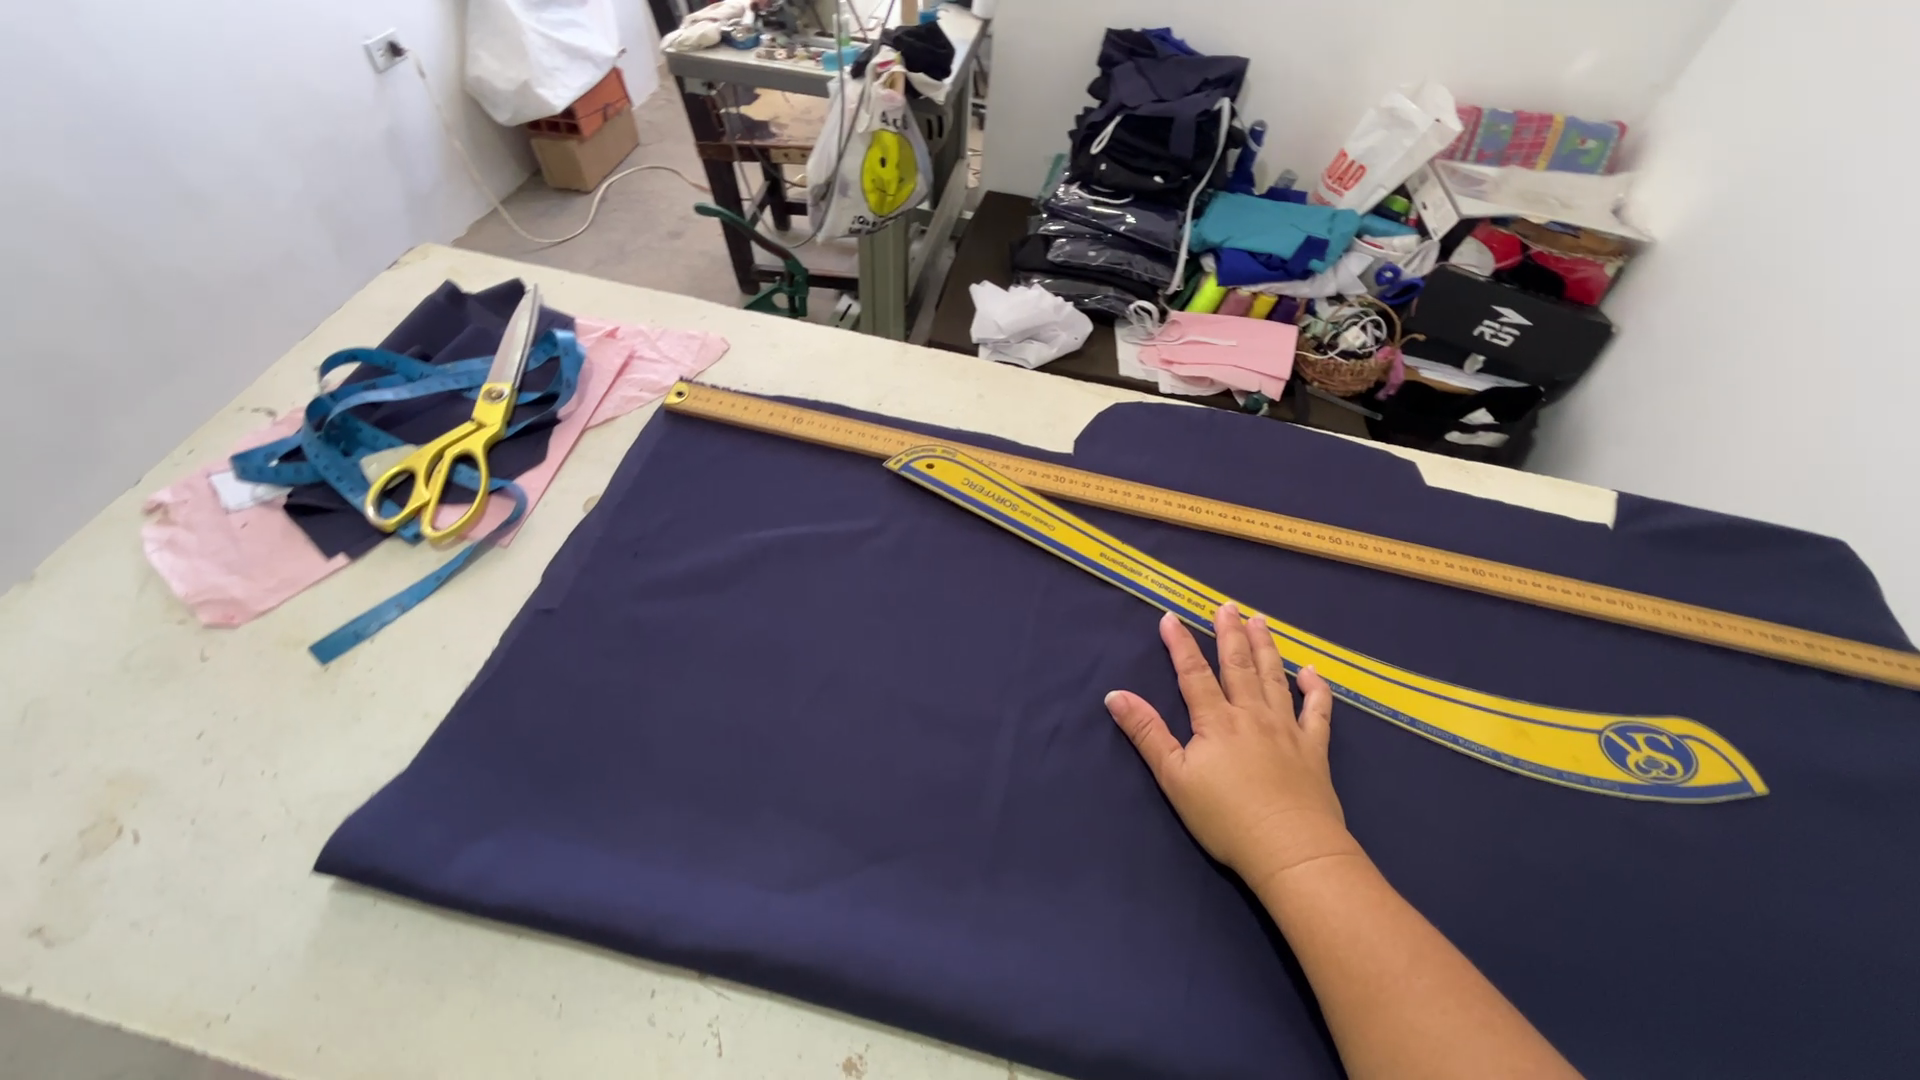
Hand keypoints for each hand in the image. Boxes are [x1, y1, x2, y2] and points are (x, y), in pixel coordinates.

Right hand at [1104, 603, 1360, 887]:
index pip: (1193, 673)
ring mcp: (1287, 729)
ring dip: (1266, 647)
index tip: (1170, 617)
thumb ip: (1146, 733)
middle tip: (1226, 606)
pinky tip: (1311, 672)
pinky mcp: (1314, 749)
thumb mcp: (1174, 777)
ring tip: (1260, 621)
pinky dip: (1315, 689)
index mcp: (1215, 721)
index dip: (1180, 644)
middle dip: (1229, 633)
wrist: (1290, 849)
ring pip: (1274, 678)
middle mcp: (1251, 714)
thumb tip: (1116, 695)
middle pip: (1238, 666)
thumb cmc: (1225, 817)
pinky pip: (1317, 711)